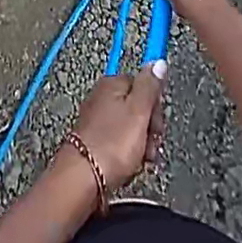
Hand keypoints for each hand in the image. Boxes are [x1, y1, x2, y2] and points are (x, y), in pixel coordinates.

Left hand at [65, 69, 165, 189]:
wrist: (83, 179)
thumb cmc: (110, 145)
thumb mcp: (139, 110)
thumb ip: (150, 85)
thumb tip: (158, 63)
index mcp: (111, 84)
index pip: (143, 84)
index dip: (155, 105)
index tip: (156, 120)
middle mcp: (101, 99)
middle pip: (137, 108)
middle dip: (149, 128)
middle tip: (149, 142)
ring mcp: (97, 122)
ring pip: (130, 130)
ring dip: (140, 146)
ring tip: (138, 159)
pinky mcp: (95, 144)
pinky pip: (119, 146)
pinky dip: (127, 156)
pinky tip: (128, 167)